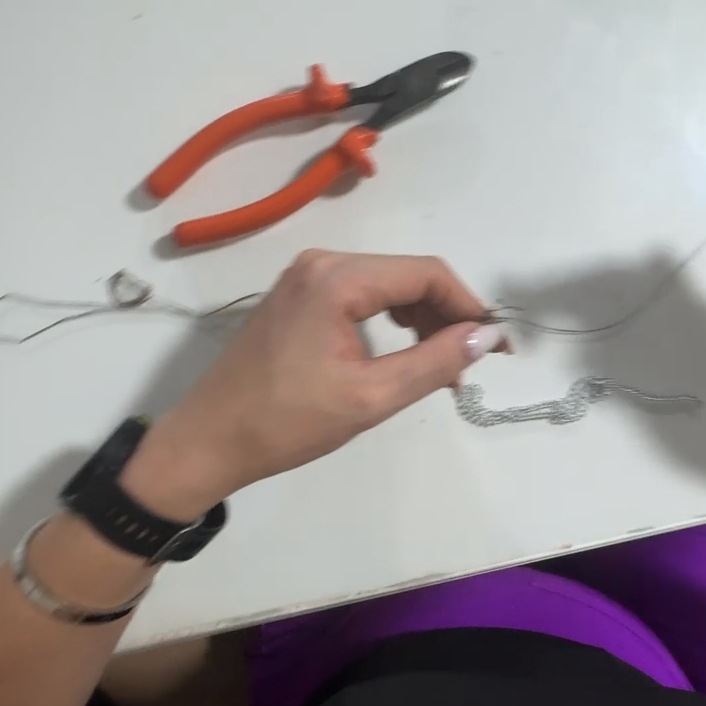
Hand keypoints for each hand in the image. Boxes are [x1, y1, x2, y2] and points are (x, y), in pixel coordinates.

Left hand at [121, 251, 502, 518]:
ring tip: (442, 367)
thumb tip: (486, 336)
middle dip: (447, 317)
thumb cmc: (287, 423)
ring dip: (422, 320)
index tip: (496, 348)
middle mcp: (322, 264)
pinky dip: (391, 321)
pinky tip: (404, 353)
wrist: (208, 442)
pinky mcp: (297, 297)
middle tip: (470, 366)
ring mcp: (305, 278)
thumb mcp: (371, 398)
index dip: (470, 307)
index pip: (427, 274)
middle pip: (408, 276)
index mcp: (337, 279)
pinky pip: (361, 297)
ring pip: (386, 286)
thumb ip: (435, 362)